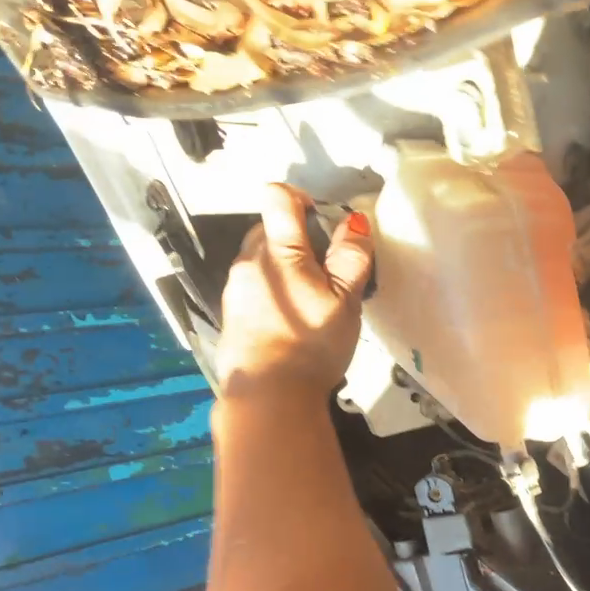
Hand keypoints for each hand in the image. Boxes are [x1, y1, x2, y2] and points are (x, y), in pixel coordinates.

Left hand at [215, 183, 372, 398]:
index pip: (278, 198)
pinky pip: (257, 288)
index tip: (323, 218)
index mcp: (278, 251)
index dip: (301, 197)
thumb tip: (355, 222)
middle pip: (270, 230)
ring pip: (264, 261)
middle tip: (330, 273)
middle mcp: (249, 260)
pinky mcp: (234, 312)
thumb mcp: (345, 302)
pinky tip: (296, 324)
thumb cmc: (313, 343)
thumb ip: (350, 259)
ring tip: (315, 304)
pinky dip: (278, 294)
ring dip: (288, 270)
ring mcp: (237, 287)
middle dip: (299, 240)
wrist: (269, 393)